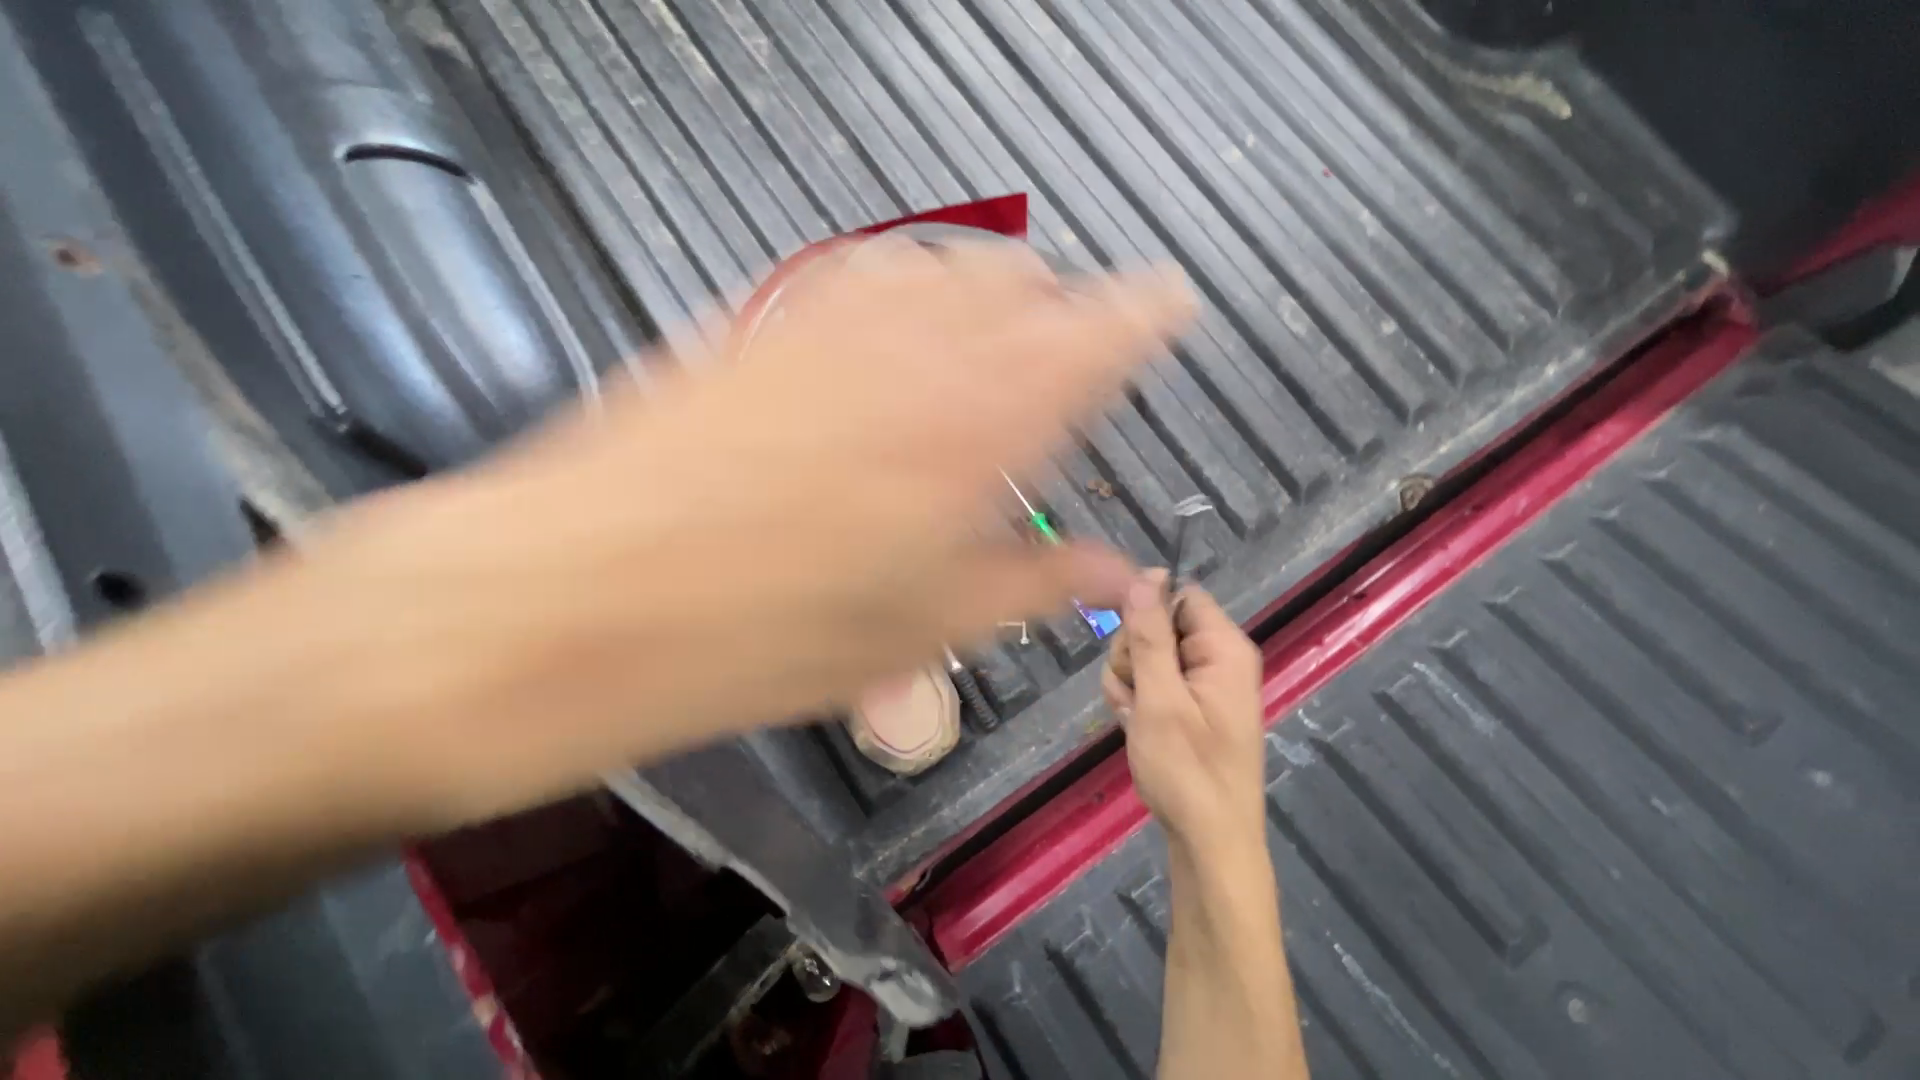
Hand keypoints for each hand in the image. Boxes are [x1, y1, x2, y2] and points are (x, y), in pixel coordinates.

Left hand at [307, 238, 1194, 820]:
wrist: (579, 594)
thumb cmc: (757, 629)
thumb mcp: (925, 628)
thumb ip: (1038, 585)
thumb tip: (1114, 577)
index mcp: (983, 416)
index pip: (1102, 328)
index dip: (1145, 313)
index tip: (1165, 308)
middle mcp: (916, 343)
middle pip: (1025, 283)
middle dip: (1059, 315)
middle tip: (1059, 371)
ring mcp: (832, 317)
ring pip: (944, 268)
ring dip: (980, 301)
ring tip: (977, 361)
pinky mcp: (760, 318)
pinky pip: (860, 279)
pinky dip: (899, 300)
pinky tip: (884, 351)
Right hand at [1103, 573, 1267, 853]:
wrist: (1209, 843)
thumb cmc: (1187, 770)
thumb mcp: (1159, 698)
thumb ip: (1149, 634)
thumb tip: (1147, 573)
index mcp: (1224, 648)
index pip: (1179, 596)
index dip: (1145, 613)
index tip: (1126, 644)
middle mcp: (1219, 660)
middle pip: (1158, 625)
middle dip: (1132, 656)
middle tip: (1136, 696)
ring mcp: (1204, 686)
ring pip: (1147, 657)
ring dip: (1128, 684)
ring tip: (1136, 720)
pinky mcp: (1191, 709)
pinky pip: (1153, 685)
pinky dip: (1136, 703)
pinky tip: (1136, 729)